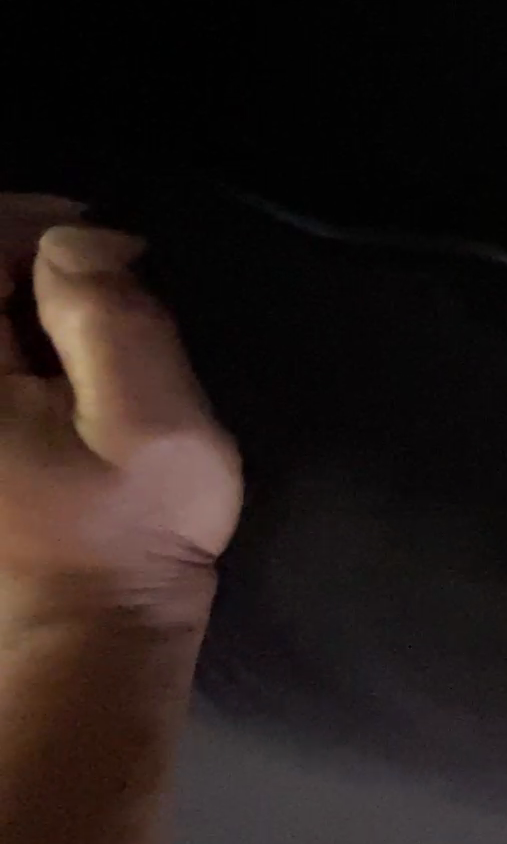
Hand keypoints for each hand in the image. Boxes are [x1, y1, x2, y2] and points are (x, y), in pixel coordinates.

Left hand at [0, 198, 239, 622]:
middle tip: (92, 269)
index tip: (101, 239)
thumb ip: (117, 324)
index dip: (22, 224)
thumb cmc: (133, 521)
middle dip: (12, 259)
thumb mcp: (154, 422)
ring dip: (5, 302)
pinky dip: (1, 338)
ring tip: (71, 308)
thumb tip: (86, 242)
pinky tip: (37, 354)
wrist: (86, 618)